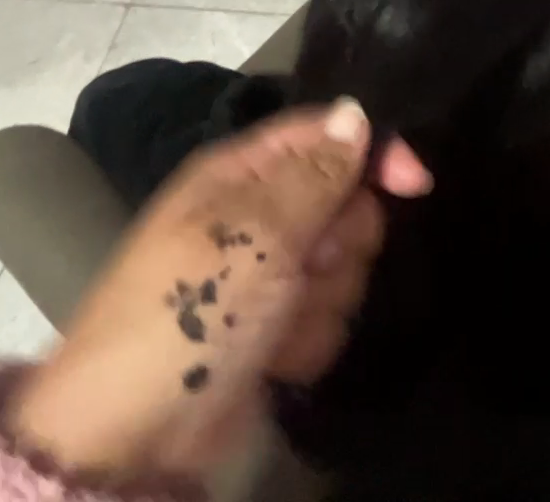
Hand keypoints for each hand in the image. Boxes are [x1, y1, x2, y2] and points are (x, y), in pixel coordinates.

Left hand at [6, 98, 430, 481]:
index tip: (414, 184)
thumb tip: (355, 112)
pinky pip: (330, 312)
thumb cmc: (190, 313)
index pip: (328, 135)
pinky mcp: (280, 322)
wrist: (135, 438)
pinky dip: (309, 338)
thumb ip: (317, 172)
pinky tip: (274, 355)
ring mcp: (271, 272)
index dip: (375, 152)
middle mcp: (260, 214)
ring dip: (323, 299)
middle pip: (348, 201)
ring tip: (278, 322)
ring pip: (347, 263)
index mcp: (243, 174)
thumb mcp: (257, 233)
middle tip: (306, 267)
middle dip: (341, 242)